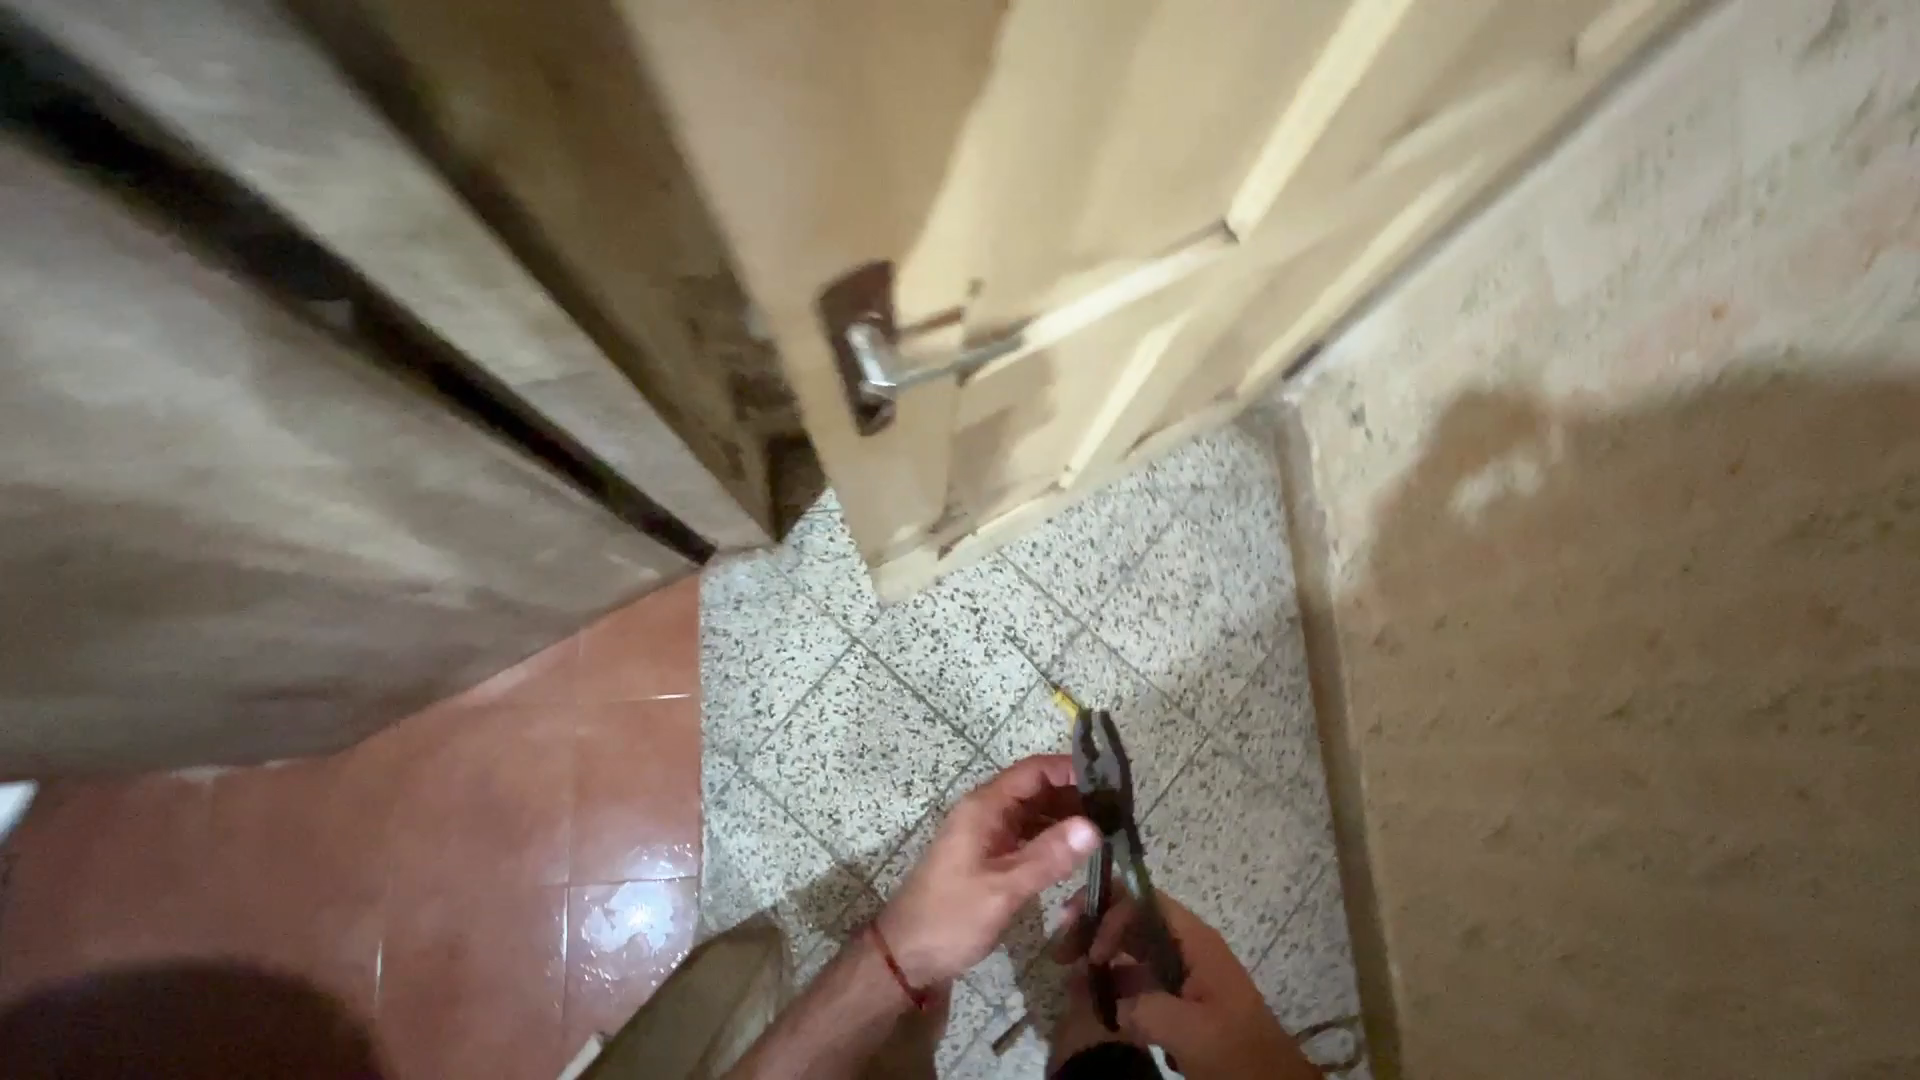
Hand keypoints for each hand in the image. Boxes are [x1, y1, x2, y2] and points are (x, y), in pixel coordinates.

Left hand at [876, 755, 1100, 986]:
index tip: (1109, 782)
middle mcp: (986, 811)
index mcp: (984, 807)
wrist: (906, 954)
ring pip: (1033, 813)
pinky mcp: (989, 856)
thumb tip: (1094, 826)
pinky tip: (1077, 854)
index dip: (1069, 770)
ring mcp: (987, 834)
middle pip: (1036, 789)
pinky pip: (1026, 835)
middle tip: (1117, 811)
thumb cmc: (952, 916)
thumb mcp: (1004, 888)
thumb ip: (1048, 856)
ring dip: (1065, 818)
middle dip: (1074, 796)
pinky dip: (1051, 839)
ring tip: (1107, 831)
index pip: (1033, 771)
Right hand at [1061, 891, 1316, 1079]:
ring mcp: (1182, 973)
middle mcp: (1185, 947)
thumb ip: (1144, 1008)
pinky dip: (1113, 985)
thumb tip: (1105, 1002)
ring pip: (1132, 950)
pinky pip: (1138, 980)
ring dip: (1100, 959)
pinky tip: (1092, 1002)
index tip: (1088, 949)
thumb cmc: (1239, 1053)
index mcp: (1193, 940)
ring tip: (1070, 979)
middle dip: (1096, 930)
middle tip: (1062, 951)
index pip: (1142, 901)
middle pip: (1132, 920)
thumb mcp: (1192, 1031)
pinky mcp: (1179, 1000)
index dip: (1109, 914)